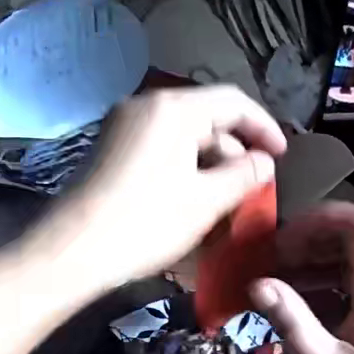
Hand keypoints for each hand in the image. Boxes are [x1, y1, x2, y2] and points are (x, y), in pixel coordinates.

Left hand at [40, 86, 286, 289]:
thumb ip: (244, 175)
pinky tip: (193, 197)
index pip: (233, 101)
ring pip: (183, 134)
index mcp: (173, 109)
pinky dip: (185, 166)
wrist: (71, 252)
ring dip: (211, 161)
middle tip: (254, 185)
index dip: (264, 127)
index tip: (282, 156)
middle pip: (206, 116)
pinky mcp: (111, 149)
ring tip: (226, 198)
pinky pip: (160, 146)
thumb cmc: (147, 223)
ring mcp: (123, 126)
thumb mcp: (206, 201)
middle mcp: (146, 106)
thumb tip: (265, 161)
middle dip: (236, 148)